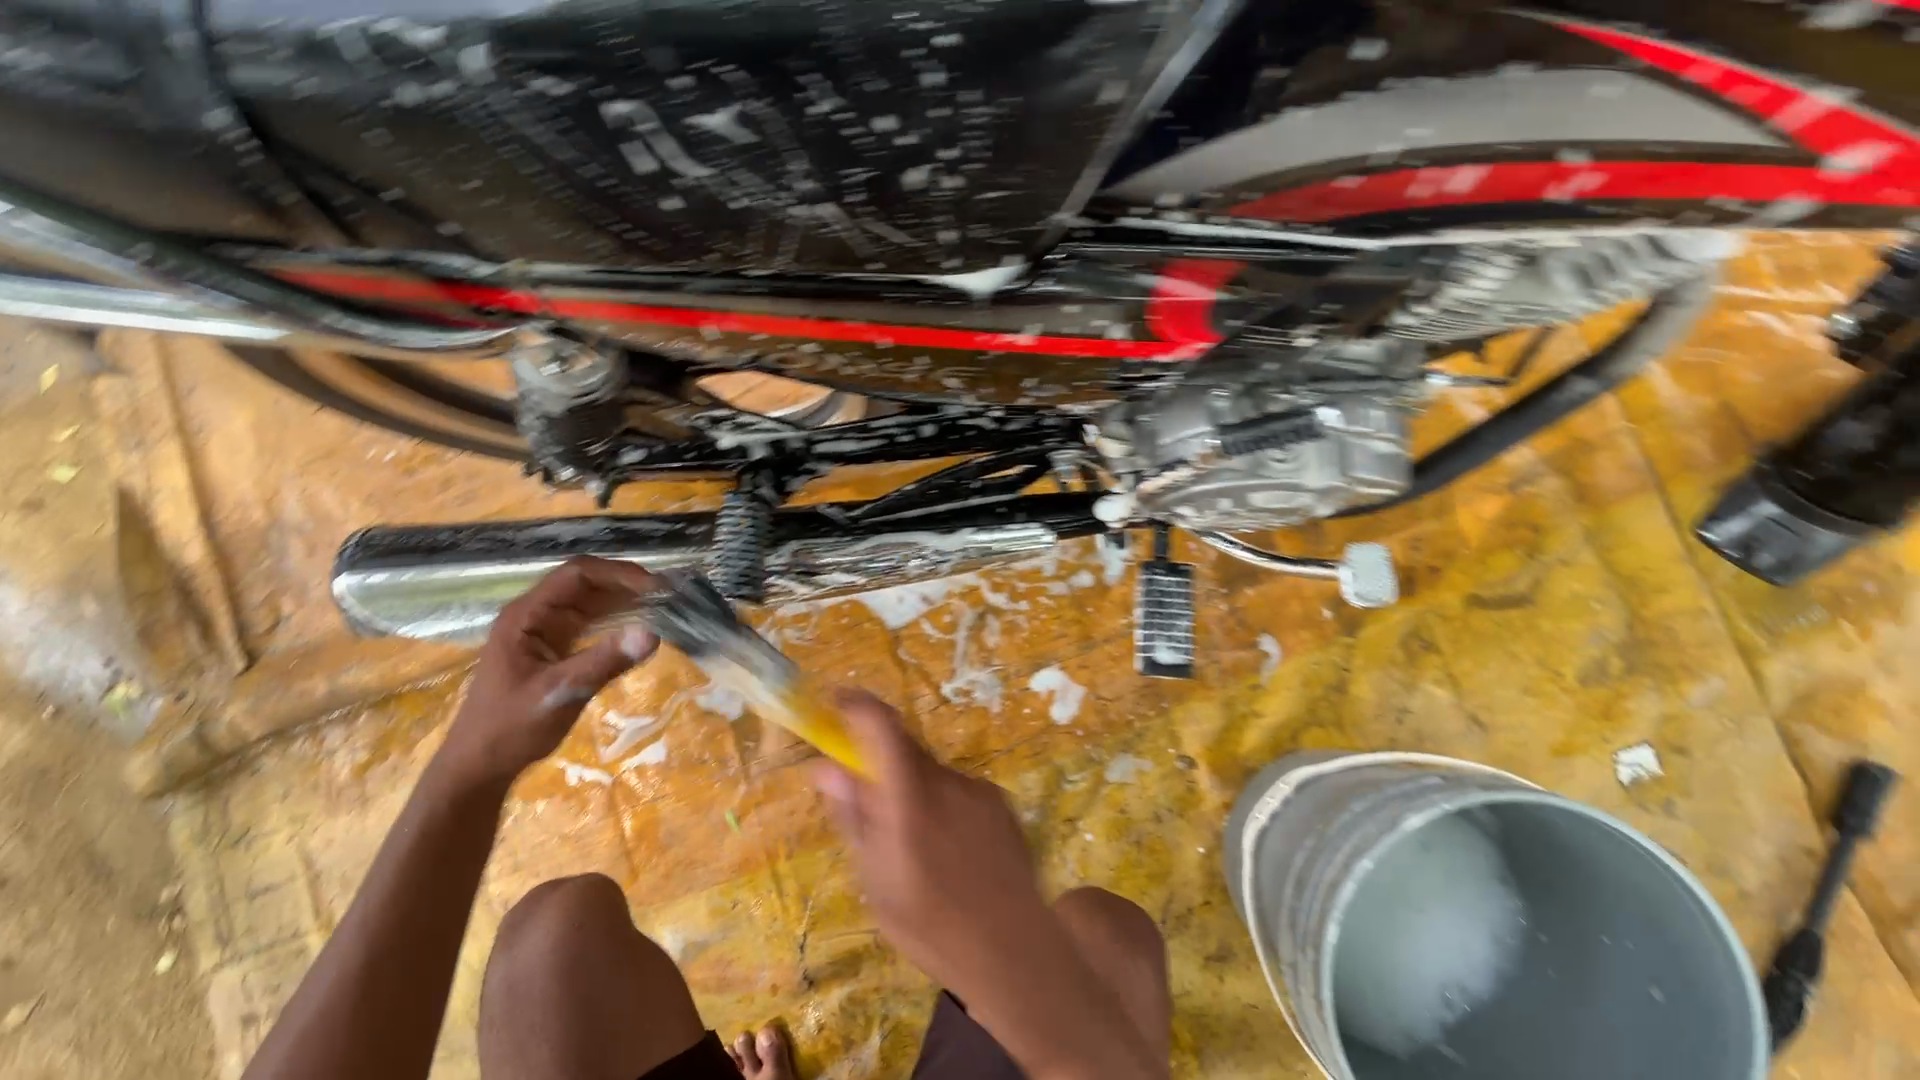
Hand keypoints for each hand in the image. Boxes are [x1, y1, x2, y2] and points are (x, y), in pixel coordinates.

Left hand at [440, 556, 659, 787]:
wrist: (479, 766)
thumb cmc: (511, 728)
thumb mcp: (560, 694)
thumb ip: (604, 662)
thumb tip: (652, 634)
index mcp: (525, 616)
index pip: (576, 575)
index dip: (618, 574)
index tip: (656, 586)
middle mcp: (533, 615)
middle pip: (584, 583)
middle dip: (625, 584)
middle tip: (667, 593)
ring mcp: (541, 632)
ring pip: (588, 602)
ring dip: (622, 600)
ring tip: (661, 604)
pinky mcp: (551, 650)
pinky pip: (587, 625)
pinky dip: (614, 622)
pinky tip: (638, 627)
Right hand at [813, 691, 1163, 1079]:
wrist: (1012, 949)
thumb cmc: (930, 925)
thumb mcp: (875, 881)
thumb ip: (853, 816)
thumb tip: (827, 768)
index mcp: (908, 800)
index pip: (882, 727)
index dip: (858, 706)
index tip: (836, 703)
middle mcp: (946, 782)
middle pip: (906, 749)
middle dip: (881, 762)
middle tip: (871, 801)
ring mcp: (979, 791)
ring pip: (933, 773)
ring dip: (915, 790)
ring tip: (918, 846)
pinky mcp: (1002, 804)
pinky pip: (960, 790)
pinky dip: (944, 804)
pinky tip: (950, 850)